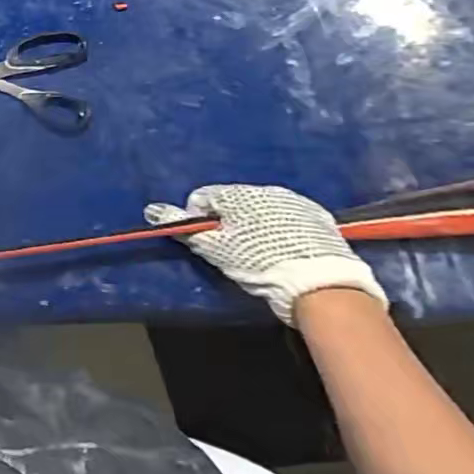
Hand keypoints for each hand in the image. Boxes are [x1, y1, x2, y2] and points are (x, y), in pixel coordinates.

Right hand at [145, 184, 386, 324]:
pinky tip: (282, 247)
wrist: (321, 283)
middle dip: (228, 220)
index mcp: (237, 194)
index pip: (201, 198)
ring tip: (259, 248)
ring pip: (259, 208)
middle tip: (232, 246)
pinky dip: (278, 227)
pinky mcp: (320, 217)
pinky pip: (286, 216)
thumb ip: (181, 225)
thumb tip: (153, 210)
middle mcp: (266, 190)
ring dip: (253, 222)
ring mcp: (296, 202)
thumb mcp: (212, 247)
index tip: (207, 240)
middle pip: (232, 202)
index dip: (199, 220)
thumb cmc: (256, 261)